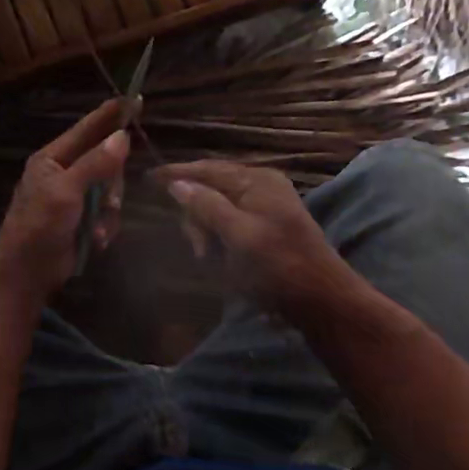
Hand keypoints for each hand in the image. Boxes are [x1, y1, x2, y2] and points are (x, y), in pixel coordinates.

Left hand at [0, 99, 130, 299]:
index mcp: (52, 158)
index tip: (136, 99)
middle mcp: (65, 173)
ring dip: (108, 212)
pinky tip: (95, 239)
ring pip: (111, 190)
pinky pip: (108, 214)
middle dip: (111, 183)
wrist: (26, 274)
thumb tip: (122, 136)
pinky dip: (105, 227)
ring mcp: (75, 198)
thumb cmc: (38, 226)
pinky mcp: (84, 221)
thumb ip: (94, 163)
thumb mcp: (65, 191)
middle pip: (106, 161)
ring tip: (96, 228)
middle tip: (109, 200)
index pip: (87, 128)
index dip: (111, 114)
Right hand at [152, 160, 353, 314]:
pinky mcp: (265, 229)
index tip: (148, 177)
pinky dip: (217, 238)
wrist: (320, 300)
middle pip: (210, 188)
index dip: (177, 173)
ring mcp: (264, 208)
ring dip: (205, 231)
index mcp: (257, 180)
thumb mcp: (238, 234)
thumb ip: (206, 206)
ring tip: (208, 258)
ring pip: (217, 209)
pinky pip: (229, 224)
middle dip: (196, 215)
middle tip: (199, 248)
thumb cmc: (278, 265)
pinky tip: (216, 256)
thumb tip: (176, 184)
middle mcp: (261, 187)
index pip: (208, 169)